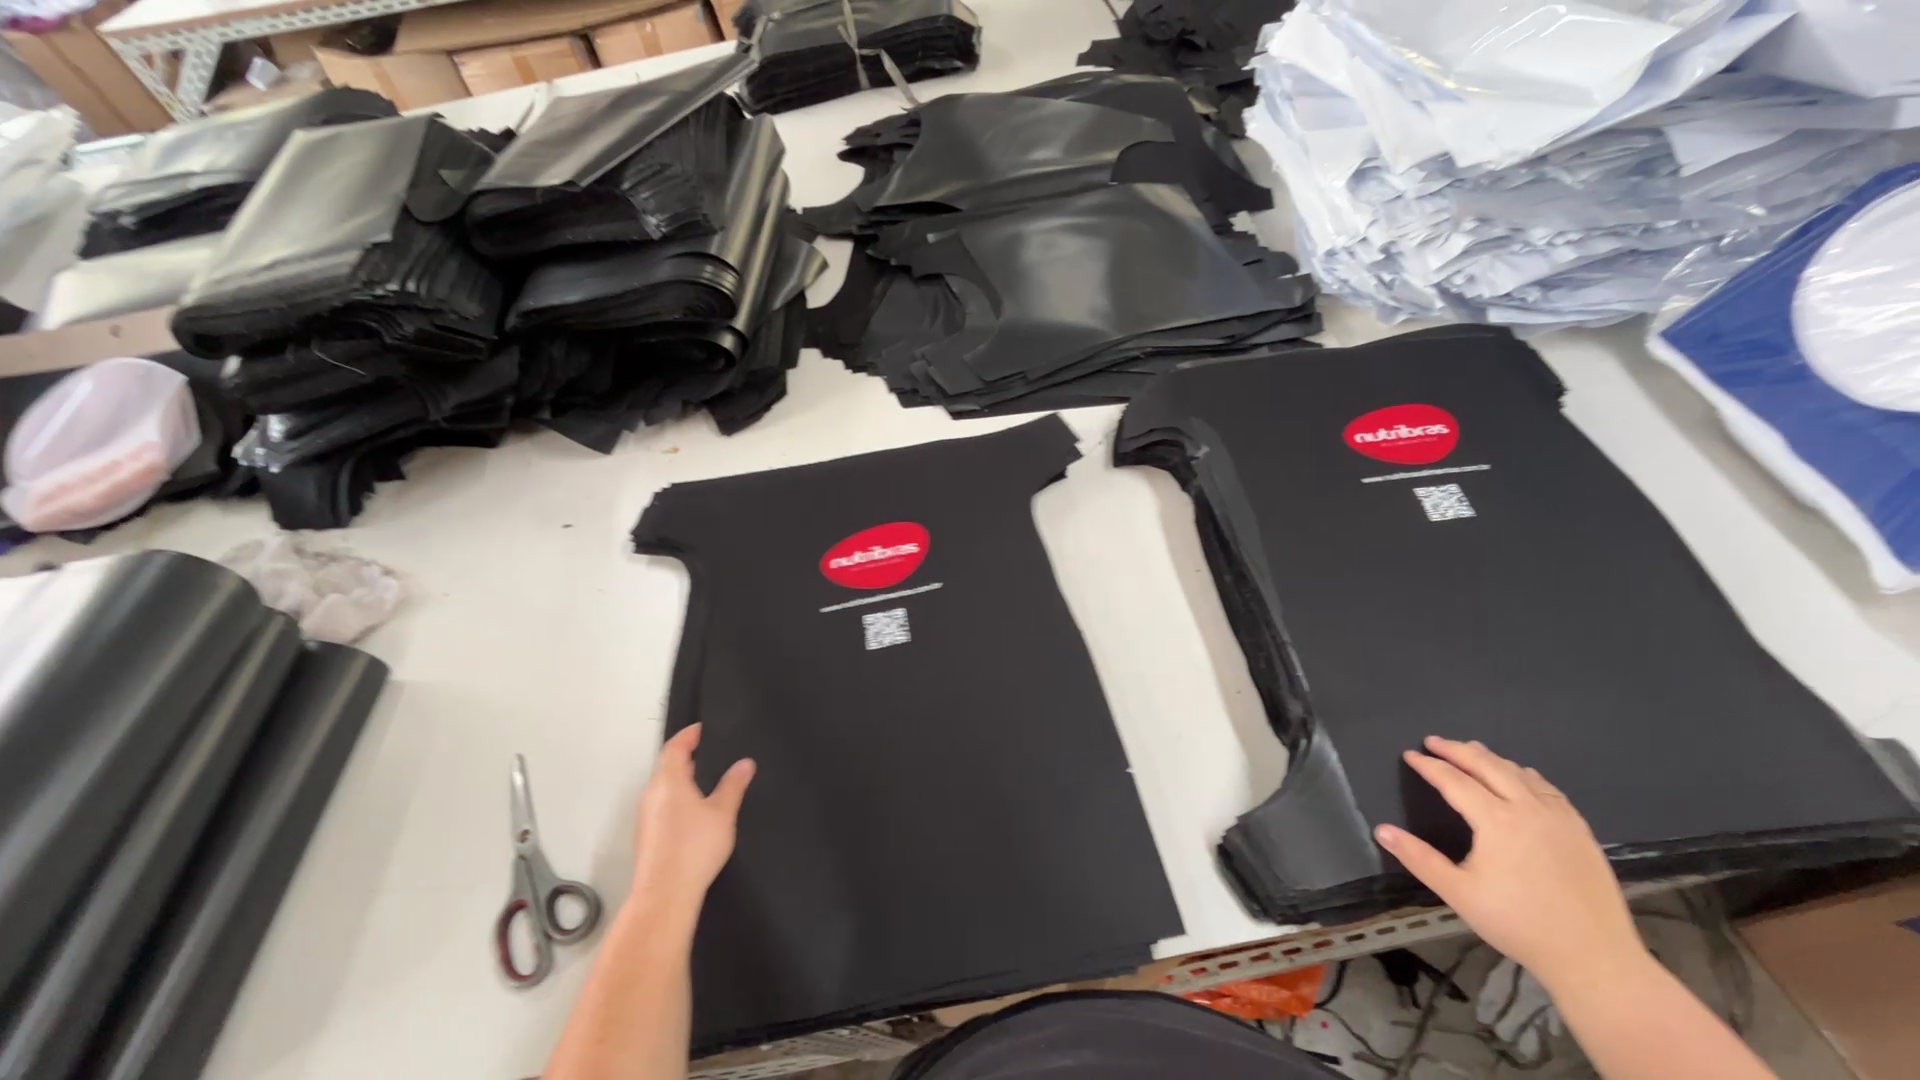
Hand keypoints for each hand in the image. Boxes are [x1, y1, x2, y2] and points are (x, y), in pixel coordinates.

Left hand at [631, 724, 754, 914]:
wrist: (665, 894)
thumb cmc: (695, 847)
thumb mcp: (723, 813)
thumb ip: (733, 785)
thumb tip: (745, 763)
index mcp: (668, 781)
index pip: (675, 747)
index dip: (689, 736)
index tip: (702, 730)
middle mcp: (651, 794)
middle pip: (666, 767)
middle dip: (686, 758)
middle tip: (710, 753)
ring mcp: (645, 816)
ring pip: (663, 788)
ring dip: (681, 780)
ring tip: (706, 781)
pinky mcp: (646, 836)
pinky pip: (662, 806)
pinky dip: (677, 799)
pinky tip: (694, 813)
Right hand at [1375, 736, 1644, 989]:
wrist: (1592, 954)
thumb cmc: (1518, 923)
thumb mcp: (1458, 893)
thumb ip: (1418, 858)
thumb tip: (1381, 830)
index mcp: (1495, 821)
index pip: (1454, 781)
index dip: (1429, 766)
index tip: (1410, 754)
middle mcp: (1527, 808)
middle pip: (1487, 766)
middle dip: (1457, 750)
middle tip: (1434, 741)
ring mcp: (1558, 817)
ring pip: (1519, 773)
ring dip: (1491, 758)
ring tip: (1471, 750)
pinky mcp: (1580, 830)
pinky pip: (1548, 789)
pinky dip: (1526, 774)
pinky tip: (1522, 776)